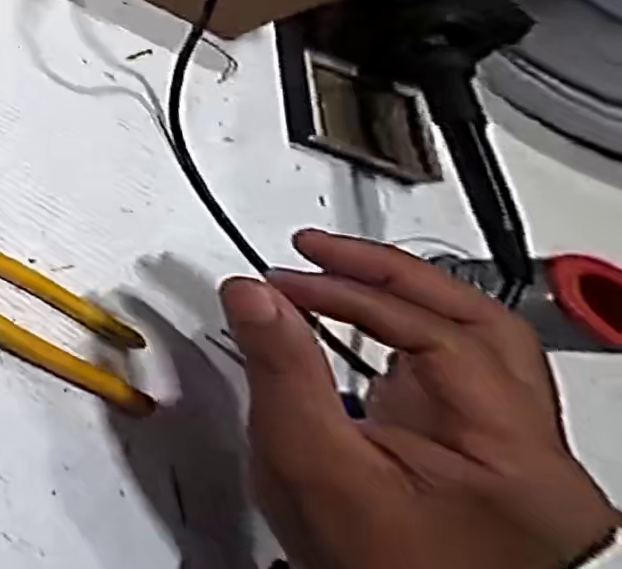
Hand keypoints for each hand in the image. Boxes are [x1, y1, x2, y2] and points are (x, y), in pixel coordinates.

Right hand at [221, 230, 619, 568]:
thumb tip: (249, 291)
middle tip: (316, 249)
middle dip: (393, 275)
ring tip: (325, 267)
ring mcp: (510, 454)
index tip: (283, 282)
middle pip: (484, 329)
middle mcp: (536, 457)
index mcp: (519, 464)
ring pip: (473, 343)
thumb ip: (278, 365)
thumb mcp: (305, 456)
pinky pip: (443, 367)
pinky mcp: (473, 449)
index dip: (355, 297)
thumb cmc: (361, 562)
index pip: (444, 340)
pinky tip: (341, 315)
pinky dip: (390, 328)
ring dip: (396, 294)